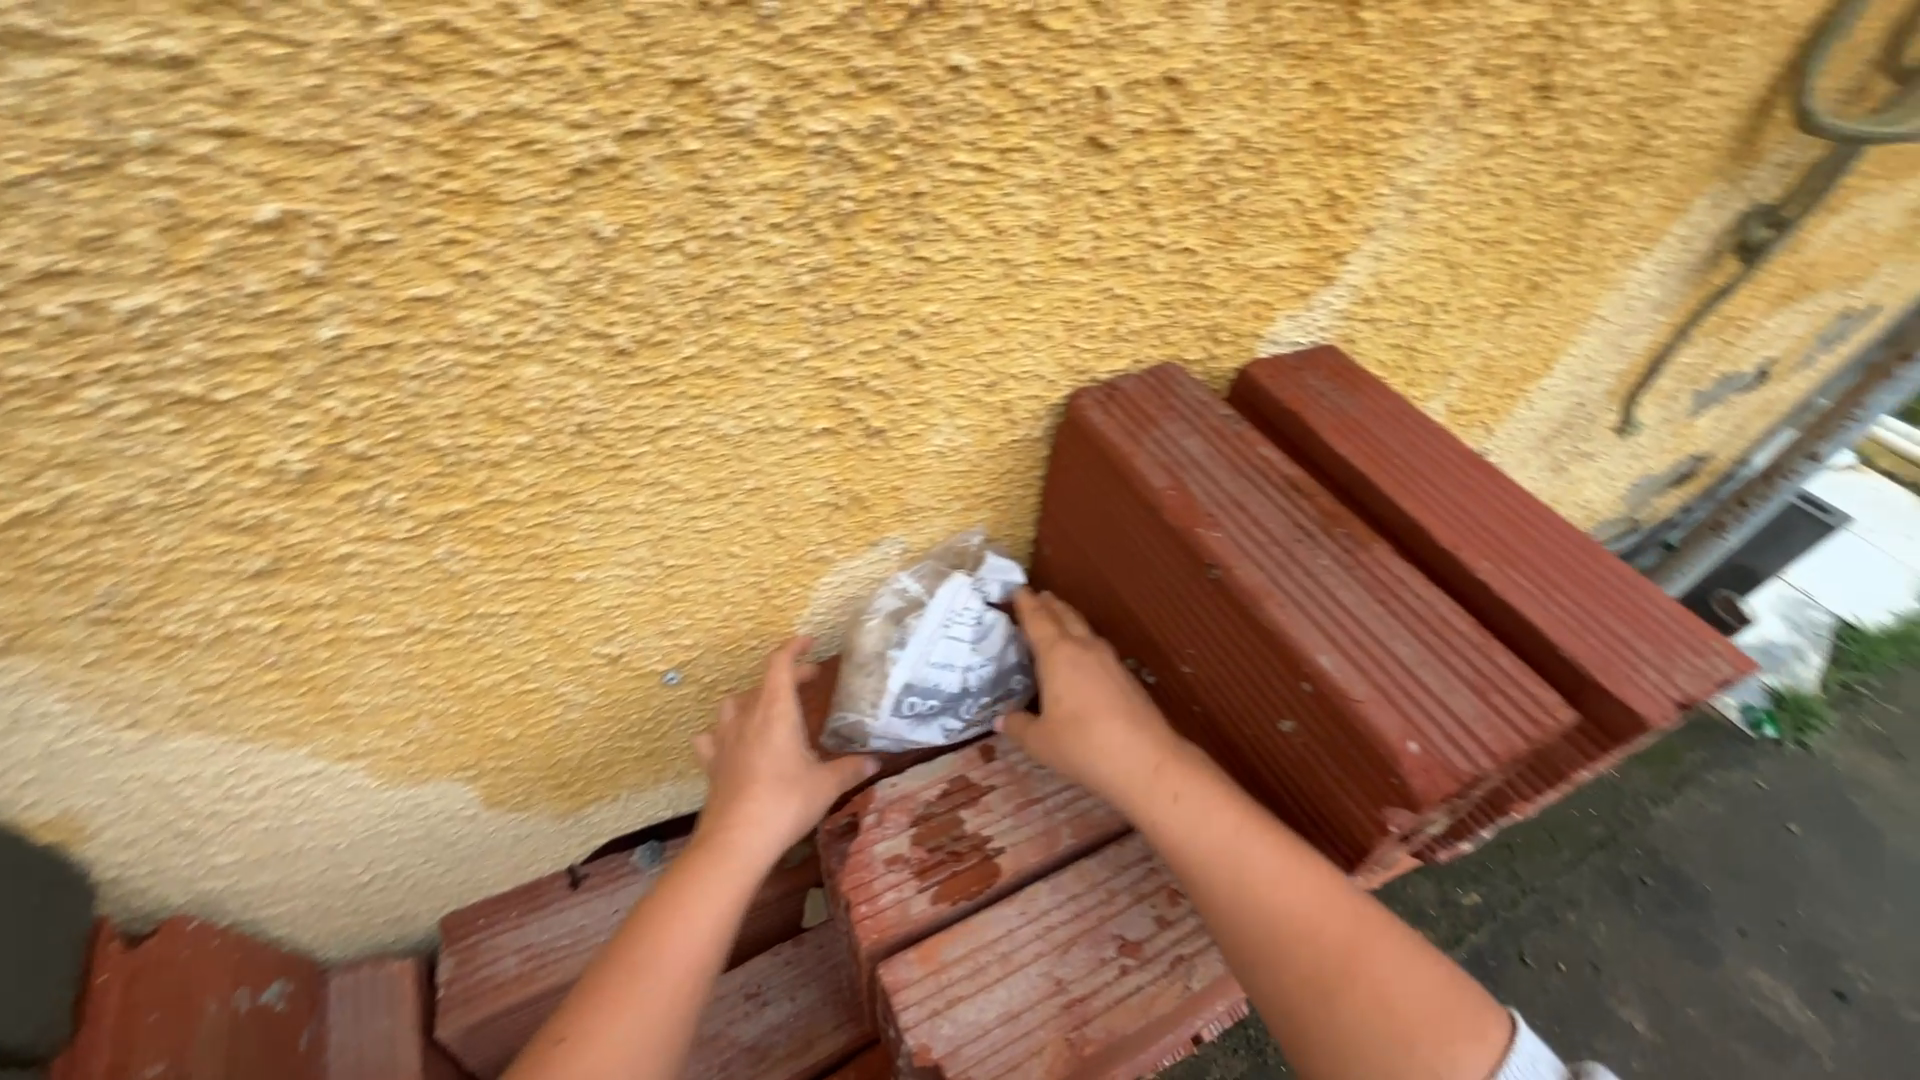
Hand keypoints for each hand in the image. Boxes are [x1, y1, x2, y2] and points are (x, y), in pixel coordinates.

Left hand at [692, 638, 879, 866]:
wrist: (736, 841)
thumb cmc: (786, 803)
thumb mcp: (828, 785)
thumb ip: (852, 768)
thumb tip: (876, 762)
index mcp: (777, 711)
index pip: (780, 664)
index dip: (794, 647)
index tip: (810, 642)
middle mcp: (747, 717)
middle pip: (763, 681)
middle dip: (787, 675)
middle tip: (810, 681)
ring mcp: (724, 739)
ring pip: (733, 704)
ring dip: (752, 698)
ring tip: (770, 708)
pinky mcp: (712, 763)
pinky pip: (712, 736)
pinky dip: (724, 732)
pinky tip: (734, 743)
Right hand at [998, 589, 1185, 804]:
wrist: (1146, 760)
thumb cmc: (1083, 745)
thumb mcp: (1040, 741)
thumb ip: (1018, 726)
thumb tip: (1001, 720)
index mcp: (1057, 655)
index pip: (1037, 620)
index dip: (1025, 603)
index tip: (1017, 589)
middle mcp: (1084, 649)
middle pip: (1065, 616)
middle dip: (1050, 604)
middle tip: (1038, 596)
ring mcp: (1110, 661)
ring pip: (1085, 630)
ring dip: (1069, 620)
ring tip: (1058, 618)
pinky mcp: (1127, 677)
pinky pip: (1098, 648)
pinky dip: (1084, 642)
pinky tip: (1083, 657)